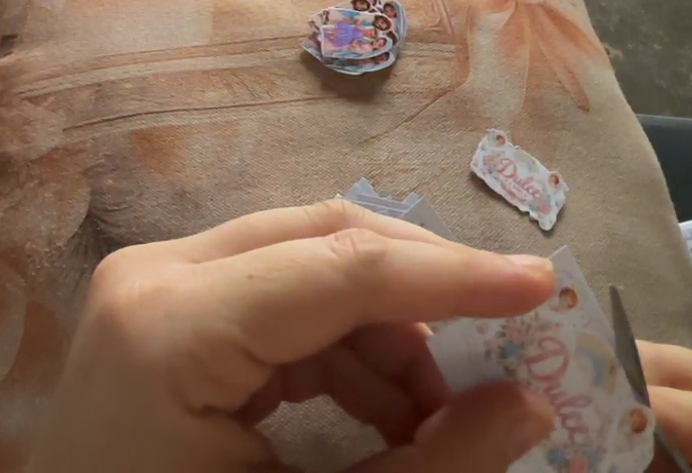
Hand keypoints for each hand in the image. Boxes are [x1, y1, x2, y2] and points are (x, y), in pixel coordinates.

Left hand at [29, 199, 557, 472]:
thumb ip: (429, 468)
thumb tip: (529, 406)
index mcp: (169, 328)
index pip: (336, 268)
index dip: (449, 275)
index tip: (540, 282)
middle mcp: (154, 273)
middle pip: (320, 241)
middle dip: (420, 290)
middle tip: (503, 339)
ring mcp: (152, 283)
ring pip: (303, 261)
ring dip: (384, 326)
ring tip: (438, 409)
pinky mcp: (163, 308)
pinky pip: (275, 297)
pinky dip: (339, 346)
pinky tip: (382, 409)